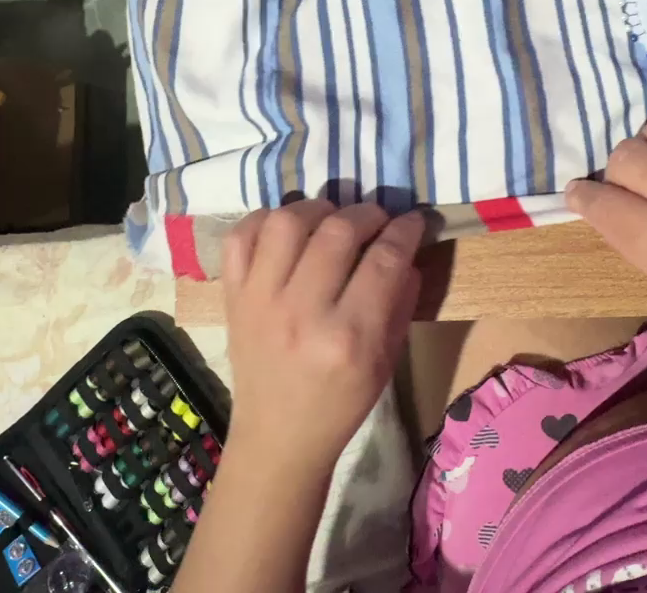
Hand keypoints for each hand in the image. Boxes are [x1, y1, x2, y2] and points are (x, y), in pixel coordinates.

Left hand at [220, 200, 423, 475]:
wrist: (277, 438)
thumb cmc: (341, 402)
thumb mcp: (387, 360)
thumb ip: (402, 300)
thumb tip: (407, 246)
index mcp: (349, 339)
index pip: (384, 260)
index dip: (405, 230)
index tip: (413, 220)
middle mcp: (301, 313)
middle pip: (337, 231)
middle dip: (368, 213)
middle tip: (377, 220)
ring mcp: (260, 301)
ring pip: (287, 221)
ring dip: (317, 209)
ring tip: (331, 219)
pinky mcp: (232, 296)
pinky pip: (241, 235)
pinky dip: (266, 220)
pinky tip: (288, 231)